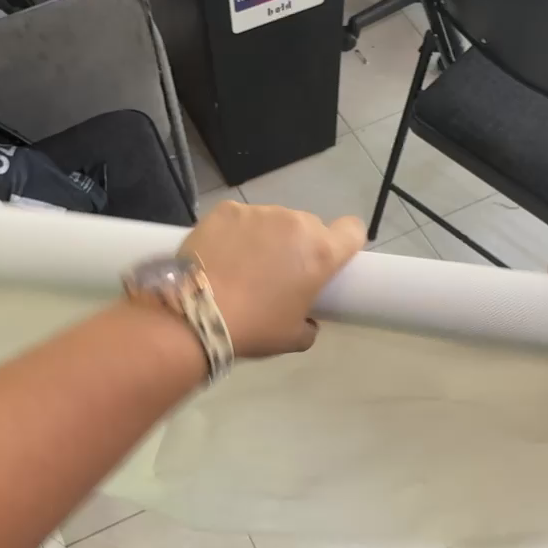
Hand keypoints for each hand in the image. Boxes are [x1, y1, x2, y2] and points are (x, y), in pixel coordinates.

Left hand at [180, 201, 365, 357]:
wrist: (196, 315)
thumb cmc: (254, 328)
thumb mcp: (294, 338)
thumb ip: (310, 324)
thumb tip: (306, 319)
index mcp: (321, 252)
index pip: (352, 230)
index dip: (344, 243)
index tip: (329, 260)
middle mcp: (295, 223)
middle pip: (309, 226)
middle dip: (299, 246)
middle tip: (277, 274)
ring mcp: (259, 212)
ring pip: (274, 221)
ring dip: (267, 238)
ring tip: (243, 266)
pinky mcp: (226, 210)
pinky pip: (241, 219)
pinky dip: (236, 233)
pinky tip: (221, 255)